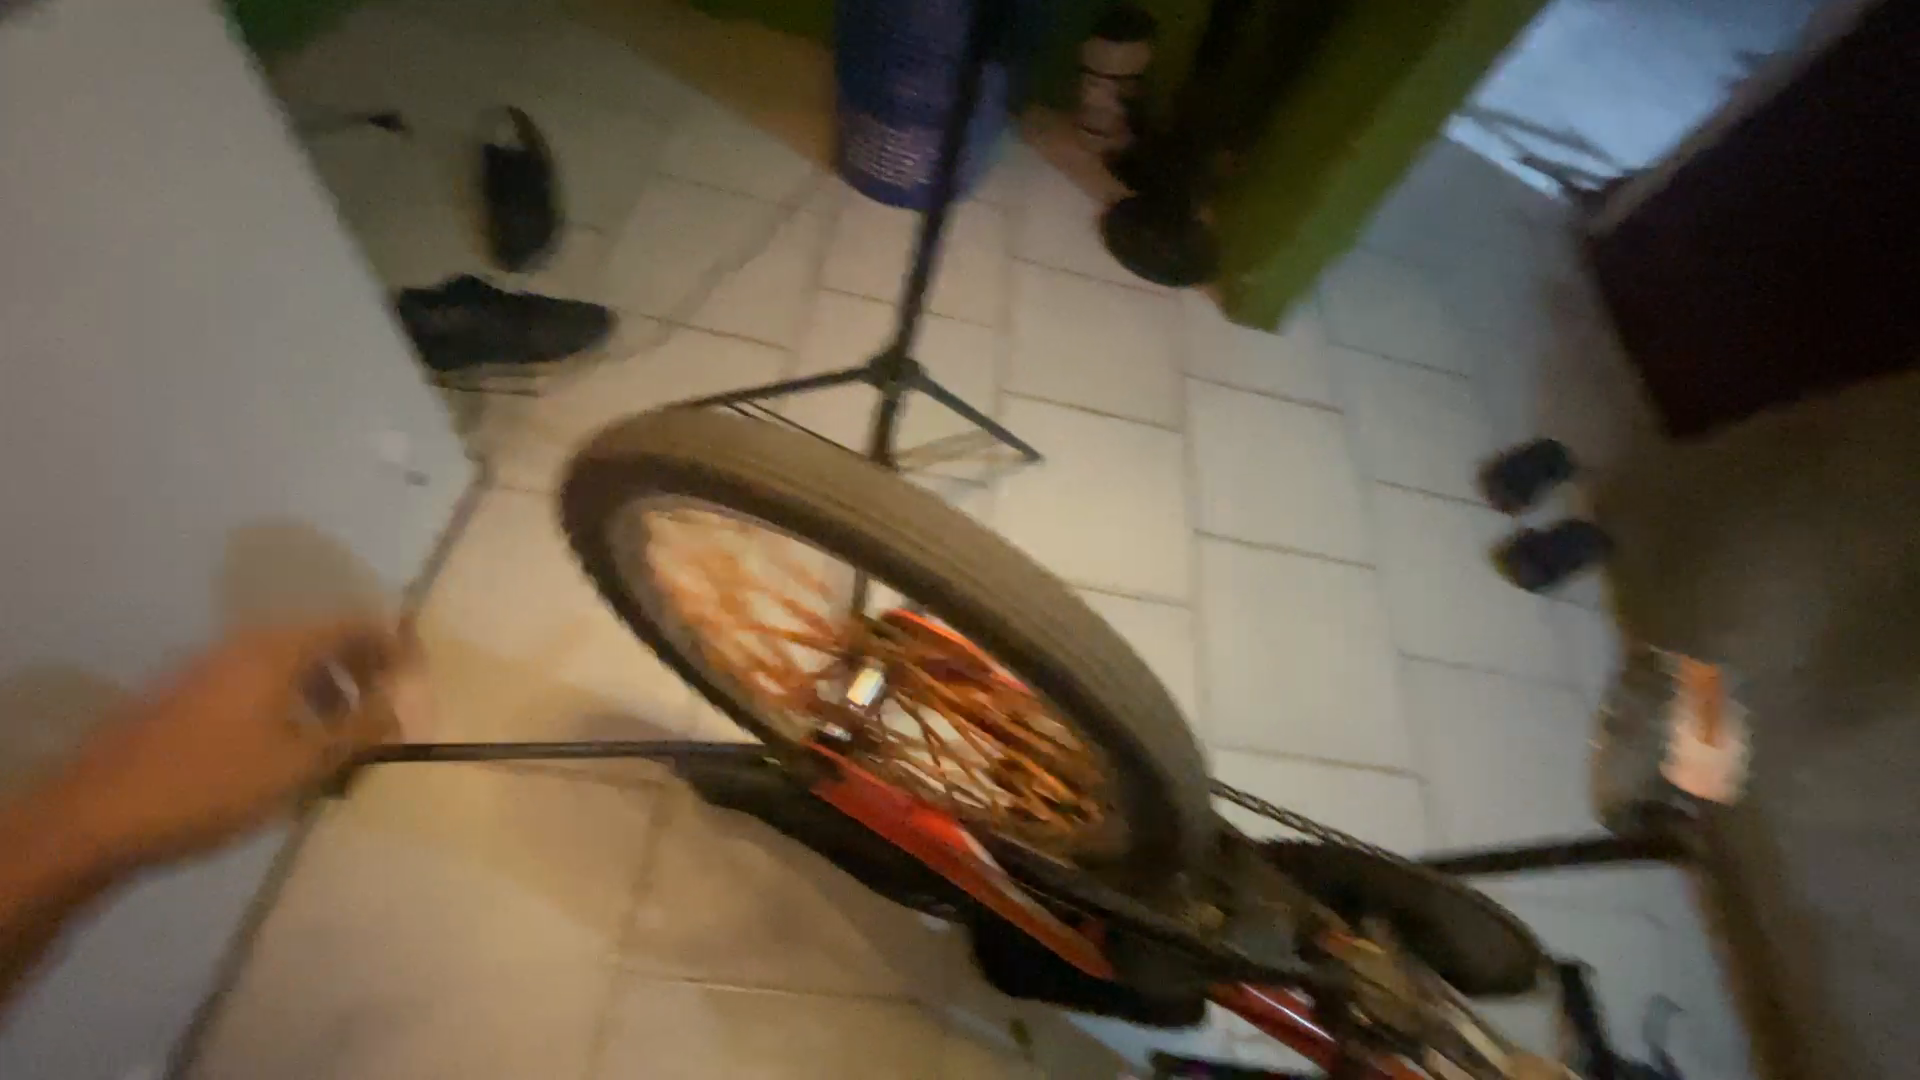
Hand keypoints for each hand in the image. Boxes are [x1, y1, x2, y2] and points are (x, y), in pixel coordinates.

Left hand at [45, 620, 418, 869]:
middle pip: (322, 642)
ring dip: (324, 692)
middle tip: (383, 708)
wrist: (85, 823)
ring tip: (338, 736)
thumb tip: (400, 707)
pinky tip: (285, 749)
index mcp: (278, 651)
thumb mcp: (306, 761)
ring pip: (286, 667)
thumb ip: (362, 729)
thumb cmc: (213, 783)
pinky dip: (287, 705)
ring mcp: (206, 673)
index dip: (394, 645)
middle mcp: (244, 648)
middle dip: (361, 672)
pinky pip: (255, 686)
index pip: (355, 626)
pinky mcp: (181, 701)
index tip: (418, 674)